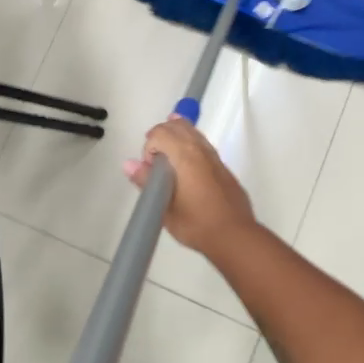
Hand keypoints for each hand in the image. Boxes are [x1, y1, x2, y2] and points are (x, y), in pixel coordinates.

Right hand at [124, 116, 258, 253]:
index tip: (150, 170)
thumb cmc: (196, 224)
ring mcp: (215, 157)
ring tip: (167, 158)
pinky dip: (190, 146)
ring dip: (176, 138)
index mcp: (185, 156)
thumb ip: (146, 182)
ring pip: (193, 133)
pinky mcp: (223, 167)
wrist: (234, 235)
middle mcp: (200, 150)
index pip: (160, 133)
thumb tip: (128, 164)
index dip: (149, 147)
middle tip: (154, 160)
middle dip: (161, 136)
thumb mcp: (164, 207)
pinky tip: (186, 167)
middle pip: (177, 126)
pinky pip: (202, 145)